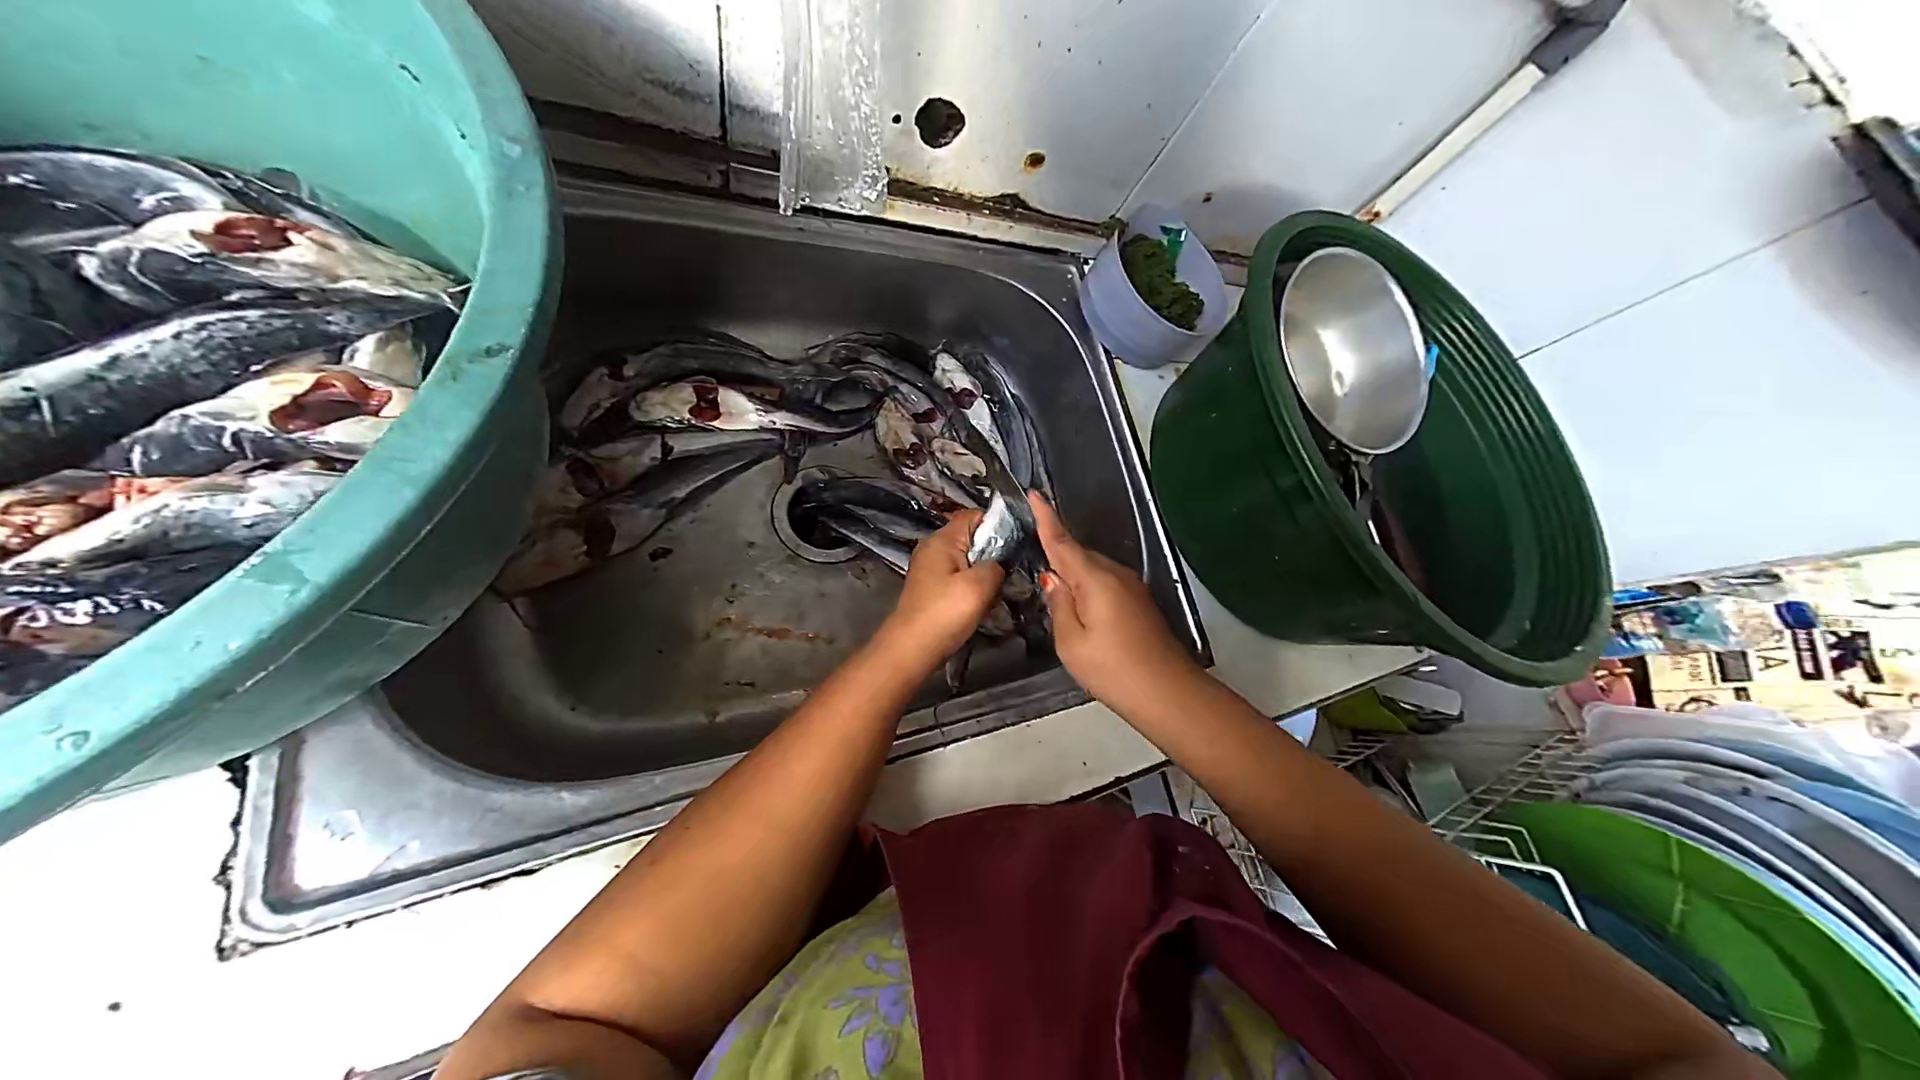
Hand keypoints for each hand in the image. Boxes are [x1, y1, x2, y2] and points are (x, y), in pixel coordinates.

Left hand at [877, 509, 1006, 665]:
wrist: (911, 650)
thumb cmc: (944, 613)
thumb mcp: (979, 586)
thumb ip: (996, 566)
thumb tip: (998, 565)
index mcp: (941, 540)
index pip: (973, 515)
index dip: (997, 524)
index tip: (1016, 543)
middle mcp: (933, 549)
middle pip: (972, 540)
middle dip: (993, 555)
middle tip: (1008, 575)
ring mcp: (931, 570)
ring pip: (968, 563)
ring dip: (984, 577)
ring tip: (994, 595)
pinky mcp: (932, 589)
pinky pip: (960, 581)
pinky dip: (972, 590)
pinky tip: (980, 607)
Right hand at [1029, 492, 1204, 714]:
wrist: (1168, 693)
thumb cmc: (1114, 670)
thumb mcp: (1070, 642)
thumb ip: (1058, 605)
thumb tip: (1052, 580)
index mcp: (1095, 579)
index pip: (1063, 541)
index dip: (1046, 518)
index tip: (1034, 494)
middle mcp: (1116, 575)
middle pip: (1078, 555)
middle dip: (1056, 553)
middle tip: (1032, 558)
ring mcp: (1132, 587)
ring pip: (1093, 570)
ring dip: (1073, 574)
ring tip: (1053, 592)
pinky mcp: (1139, 602)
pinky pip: (1105, 584)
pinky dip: (1088, 587)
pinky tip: (1079, 607)